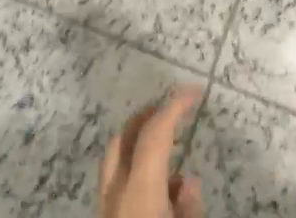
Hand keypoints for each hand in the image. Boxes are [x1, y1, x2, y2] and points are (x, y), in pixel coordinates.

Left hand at [99, 85, 203, 217]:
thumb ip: (190, 203)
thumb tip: (187, 182)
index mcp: (140, 188)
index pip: (155, 132)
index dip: (175, 105)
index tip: (195, 90)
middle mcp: (115, 189)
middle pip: (125, 135)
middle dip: (149, 114)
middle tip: (174, 106)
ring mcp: (102, 203)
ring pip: (114, 156)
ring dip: (138, 138)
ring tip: (167, 141)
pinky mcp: (101, 215)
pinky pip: (112, 178)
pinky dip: (131, 165)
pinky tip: (154, 181)